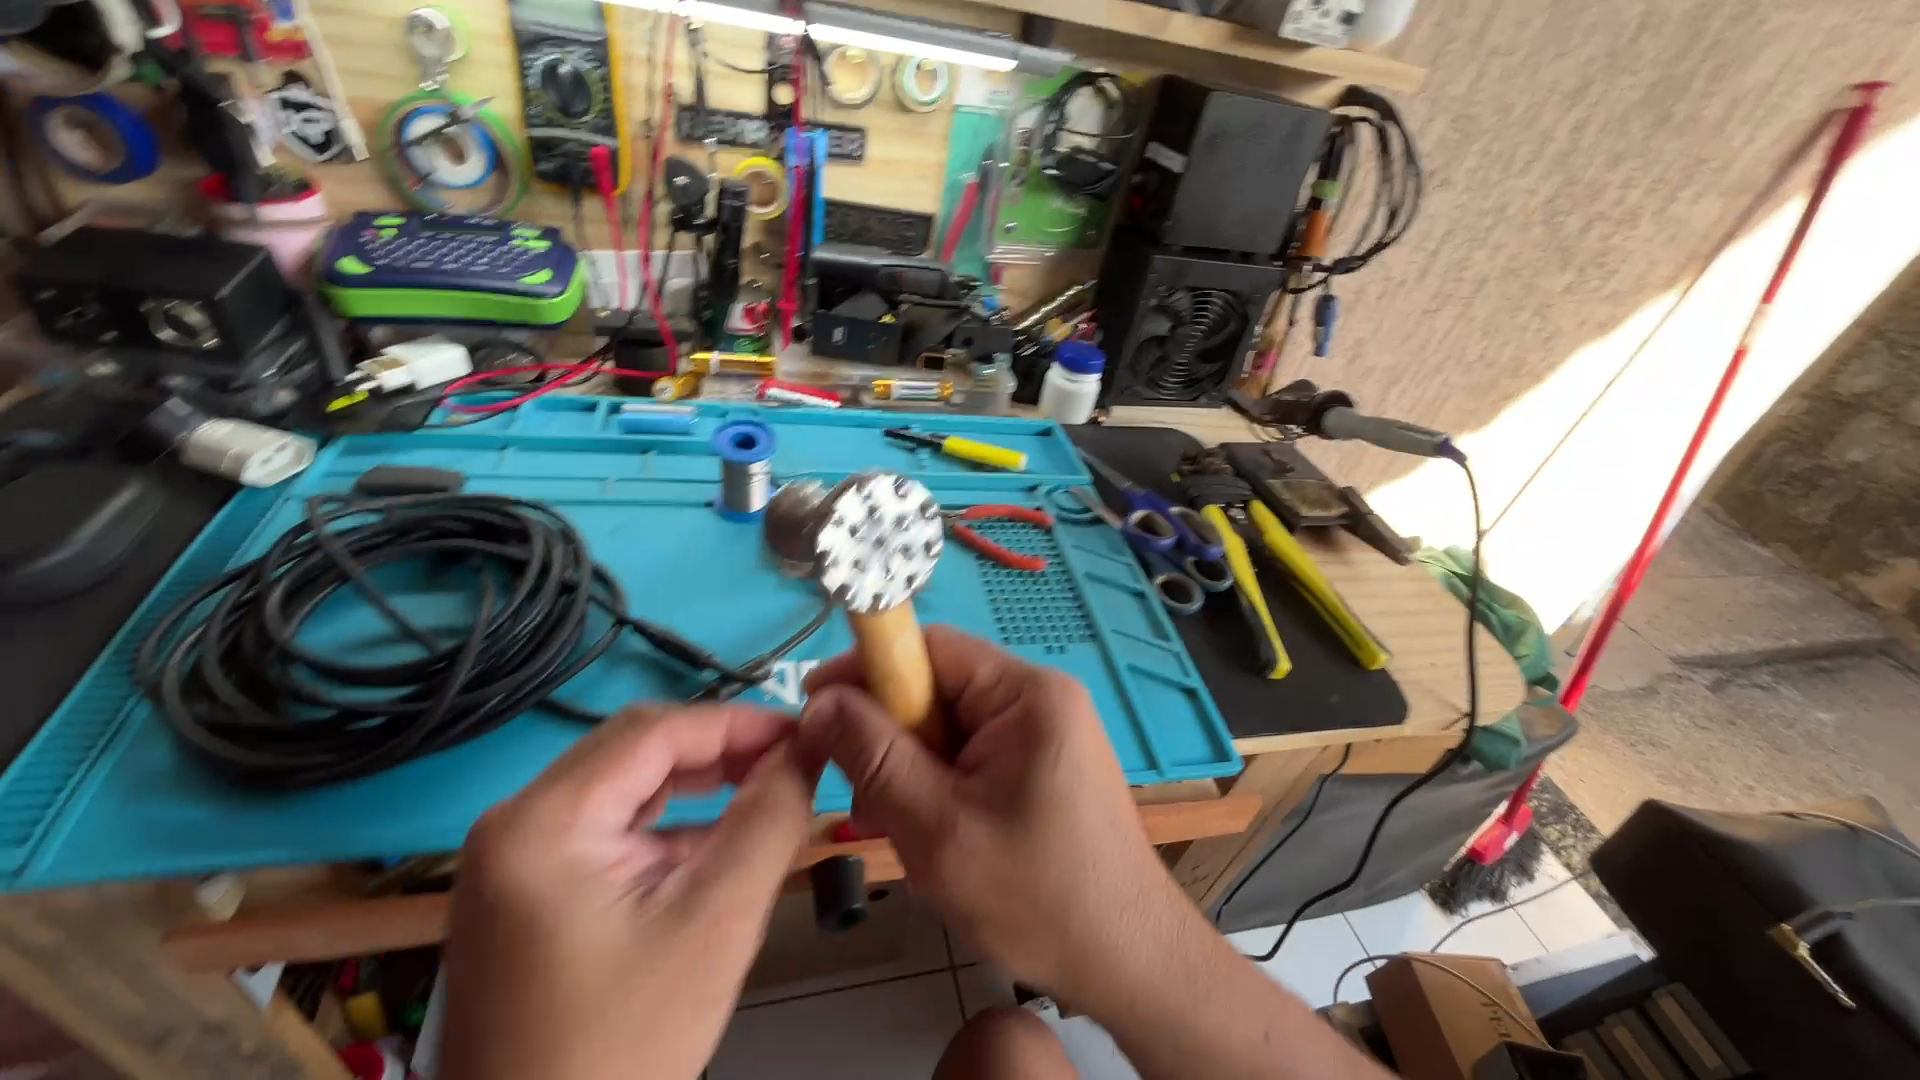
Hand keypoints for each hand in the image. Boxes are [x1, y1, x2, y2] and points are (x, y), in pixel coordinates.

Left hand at [441, 705, 821, 1079]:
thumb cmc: (626, 1045)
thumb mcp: (715, 923)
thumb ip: (769, 820)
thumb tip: (807, 747)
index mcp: (542, 822)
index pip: (653, 731)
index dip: (737, 722)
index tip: (805, 733)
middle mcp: (515, 823)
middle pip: (633, 750)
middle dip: (719, 750)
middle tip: (792, 762)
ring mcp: (515, 858)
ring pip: (625, 786)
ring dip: (698, 783)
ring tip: (768, 790)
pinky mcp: (528, 890)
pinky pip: (610, 829)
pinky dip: (669, 825)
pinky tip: (719, 841)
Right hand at [798, 627, 1187, 1006]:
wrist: (1129, 964)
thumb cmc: (1036, 896)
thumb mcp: (937, 828)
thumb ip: (873, 756)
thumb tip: (820, 701)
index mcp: (1027, 694)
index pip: (930, 646)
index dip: (866, 668)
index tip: (815, 708)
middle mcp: (1041, 699)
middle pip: (938, 688)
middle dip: (888, 736)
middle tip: (859, 796)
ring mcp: (1046, 735)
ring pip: (950, 728)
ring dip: (910, 769)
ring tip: (893, 826)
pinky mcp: (1042, 768)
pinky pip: (972, 757)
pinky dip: (939, 787)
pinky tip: (929, 835)